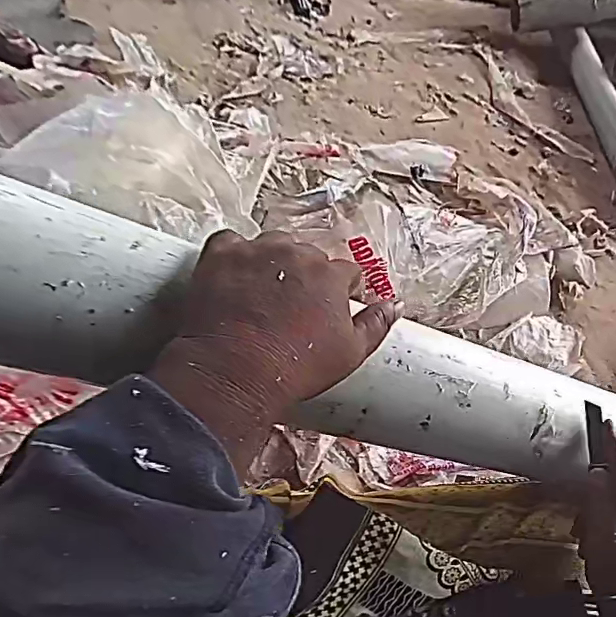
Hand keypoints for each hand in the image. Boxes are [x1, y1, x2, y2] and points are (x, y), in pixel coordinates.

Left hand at [150, 229, 399, 469]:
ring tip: (261, 295)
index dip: (339, 290)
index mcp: (330, 275)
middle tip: (291, 307)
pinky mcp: (221, 255)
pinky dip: (233, 258)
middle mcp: (296, 254)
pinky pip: (230, 243)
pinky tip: (233, 281)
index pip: (345, 271)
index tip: (328, 307)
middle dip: (303, 276)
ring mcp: (256, 251)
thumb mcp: (350, 354)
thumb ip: (376, 324)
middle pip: (306, 256)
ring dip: (270, 263)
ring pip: (270, 246)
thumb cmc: (295, 368)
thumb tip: (394, 305)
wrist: (236, 373)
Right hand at [575, 418, 615, 602]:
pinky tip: (590, 549)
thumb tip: (596, 472)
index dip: (614, 450)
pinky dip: (595, 533)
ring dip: (592, 521)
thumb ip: (598, 503)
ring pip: (609, 511)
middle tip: (584, 523)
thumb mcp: (603, 539)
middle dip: (594, 501)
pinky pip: (609, 527)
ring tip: (587, 544)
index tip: (606, 425)